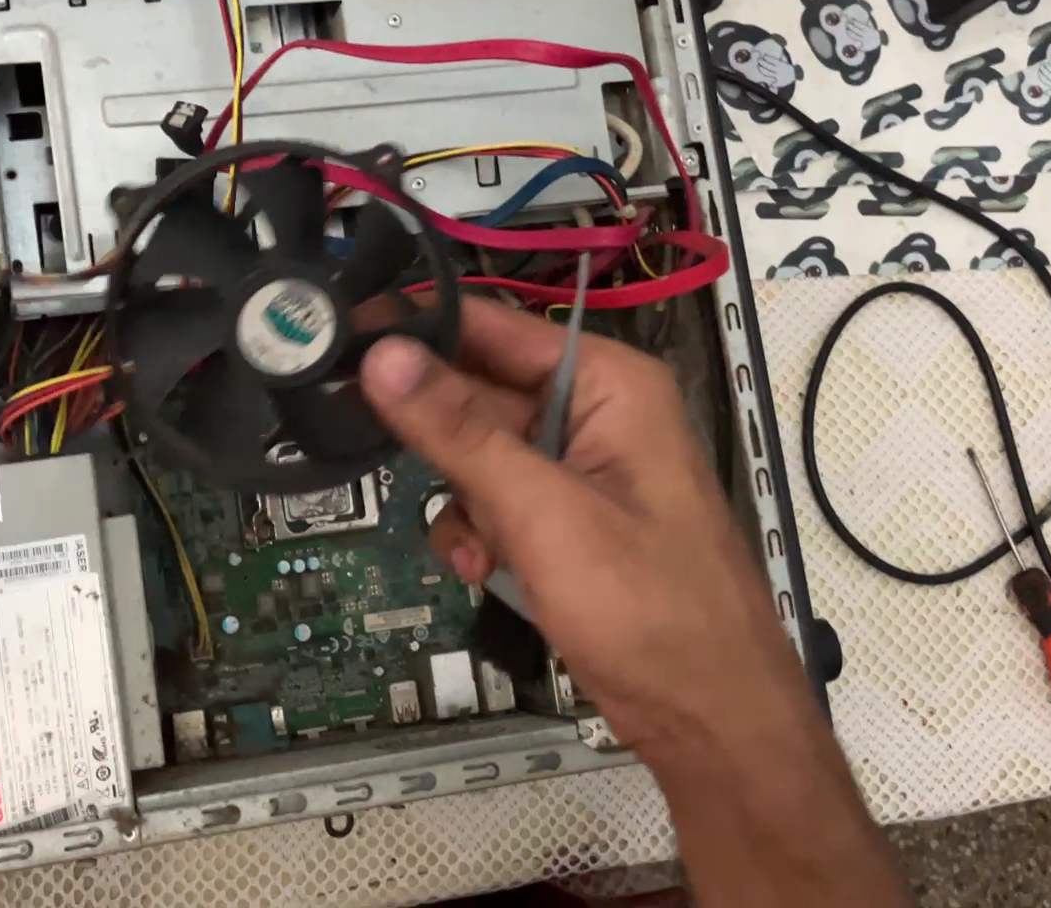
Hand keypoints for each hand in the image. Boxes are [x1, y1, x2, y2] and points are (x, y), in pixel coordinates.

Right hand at [358, 297, 812, 757]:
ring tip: (470, 545)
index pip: (491, 326)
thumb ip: (457, 430)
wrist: (708, 724)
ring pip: (474, 450)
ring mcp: (573, 467)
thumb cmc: (644, 606)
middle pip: (477, 392)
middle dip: (434, 435)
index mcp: (605, 381)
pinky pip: (491, 498)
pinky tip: (480, 568)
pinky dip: (476, 530)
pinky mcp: (559, 515)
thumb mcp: (541, 510)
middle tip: (360, 439)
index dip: (416, 328)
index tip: (342, 336)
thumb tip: (383, 356)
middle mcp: (589, 411)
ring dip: (458, 497)